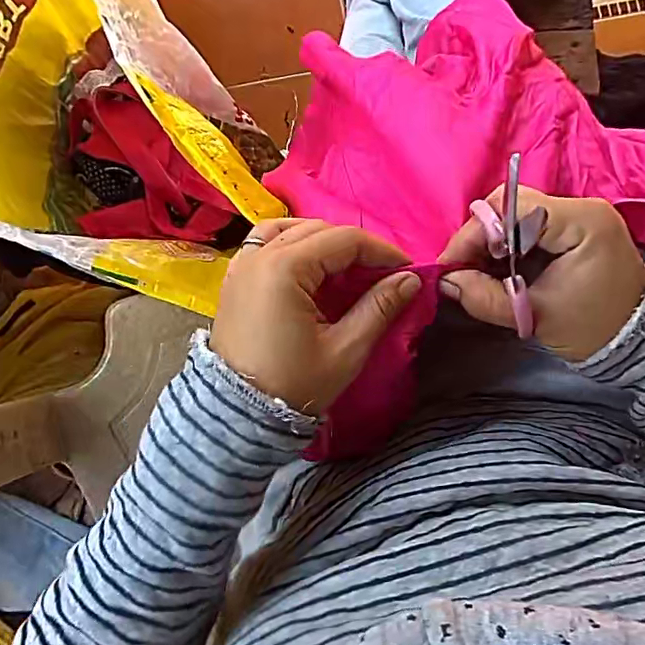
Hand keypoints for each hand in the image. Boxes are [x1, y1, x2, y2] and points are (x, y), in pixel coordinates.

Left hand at [211, 219, 420, 413]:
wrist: (240, 415)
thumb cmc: (295, 384)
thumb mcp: (346, 349)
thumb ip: (379, 307)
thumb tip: (410, 279)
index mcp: (284, 269)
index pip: (344, 240)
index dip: (382, 251)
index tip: (407, 270)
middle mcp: (258, 256)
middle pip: (318, 230)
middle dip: (356, 247)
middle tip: (382, 274)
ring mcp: (241, 265)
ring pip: (289, 229)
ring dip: (323, 241)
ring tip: (346, 267)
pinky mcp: (234, 279)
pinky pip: (265, 243)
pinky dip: (292, 245)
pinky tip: (310, 268)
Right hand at [436, 187, 644, 360]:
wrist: (639, 341)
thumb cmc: (594, 329)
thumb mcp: (536, 316)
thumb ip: (487, 298)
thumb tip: (446, 282)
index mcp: (581, 222)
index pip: (512, 207)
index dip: (474, 233)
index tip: (452, 265)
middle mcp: (581, 208)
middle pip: (512, 206)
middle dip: (481, 237)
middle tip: (463, 272)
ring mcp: (580, 216)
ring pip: (518, 215)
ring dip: (493, 243)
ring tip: (477, 274)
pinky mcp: (576, 230)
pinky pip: (532, 227)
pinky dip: (510, 247)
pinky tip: (499, 271)